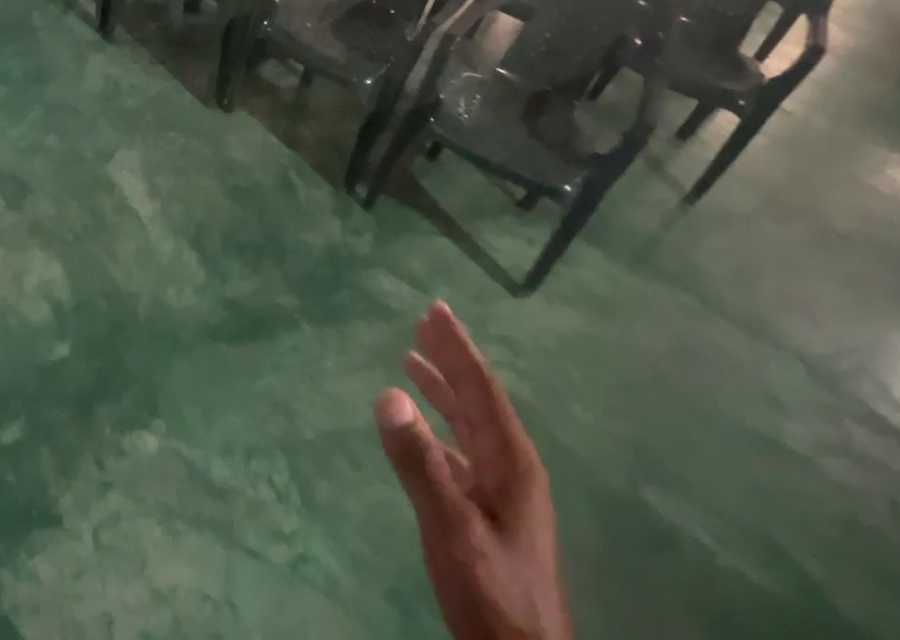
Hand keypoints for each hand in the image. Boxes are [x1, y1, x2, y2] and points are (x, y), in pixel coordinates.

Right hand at [374, 302, 572, 639]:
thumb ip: (419, 462)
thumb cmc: (490, 590)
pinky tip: (423, 426)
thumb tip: (387, 394)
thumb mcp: (450, 526)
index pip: (480, 389)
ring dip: (445, 389)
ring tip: (416, 359)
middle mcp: (512, 466)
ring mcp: (503, 490)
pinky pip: (462, 448)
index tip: (435, 309)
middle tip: (425, 321)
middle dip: (452, 358)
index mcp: (511, 461)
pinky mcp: (489, 510)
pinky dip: (440, 425)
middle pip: (478, 399)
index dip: (457, 348)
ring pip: (471, 423)